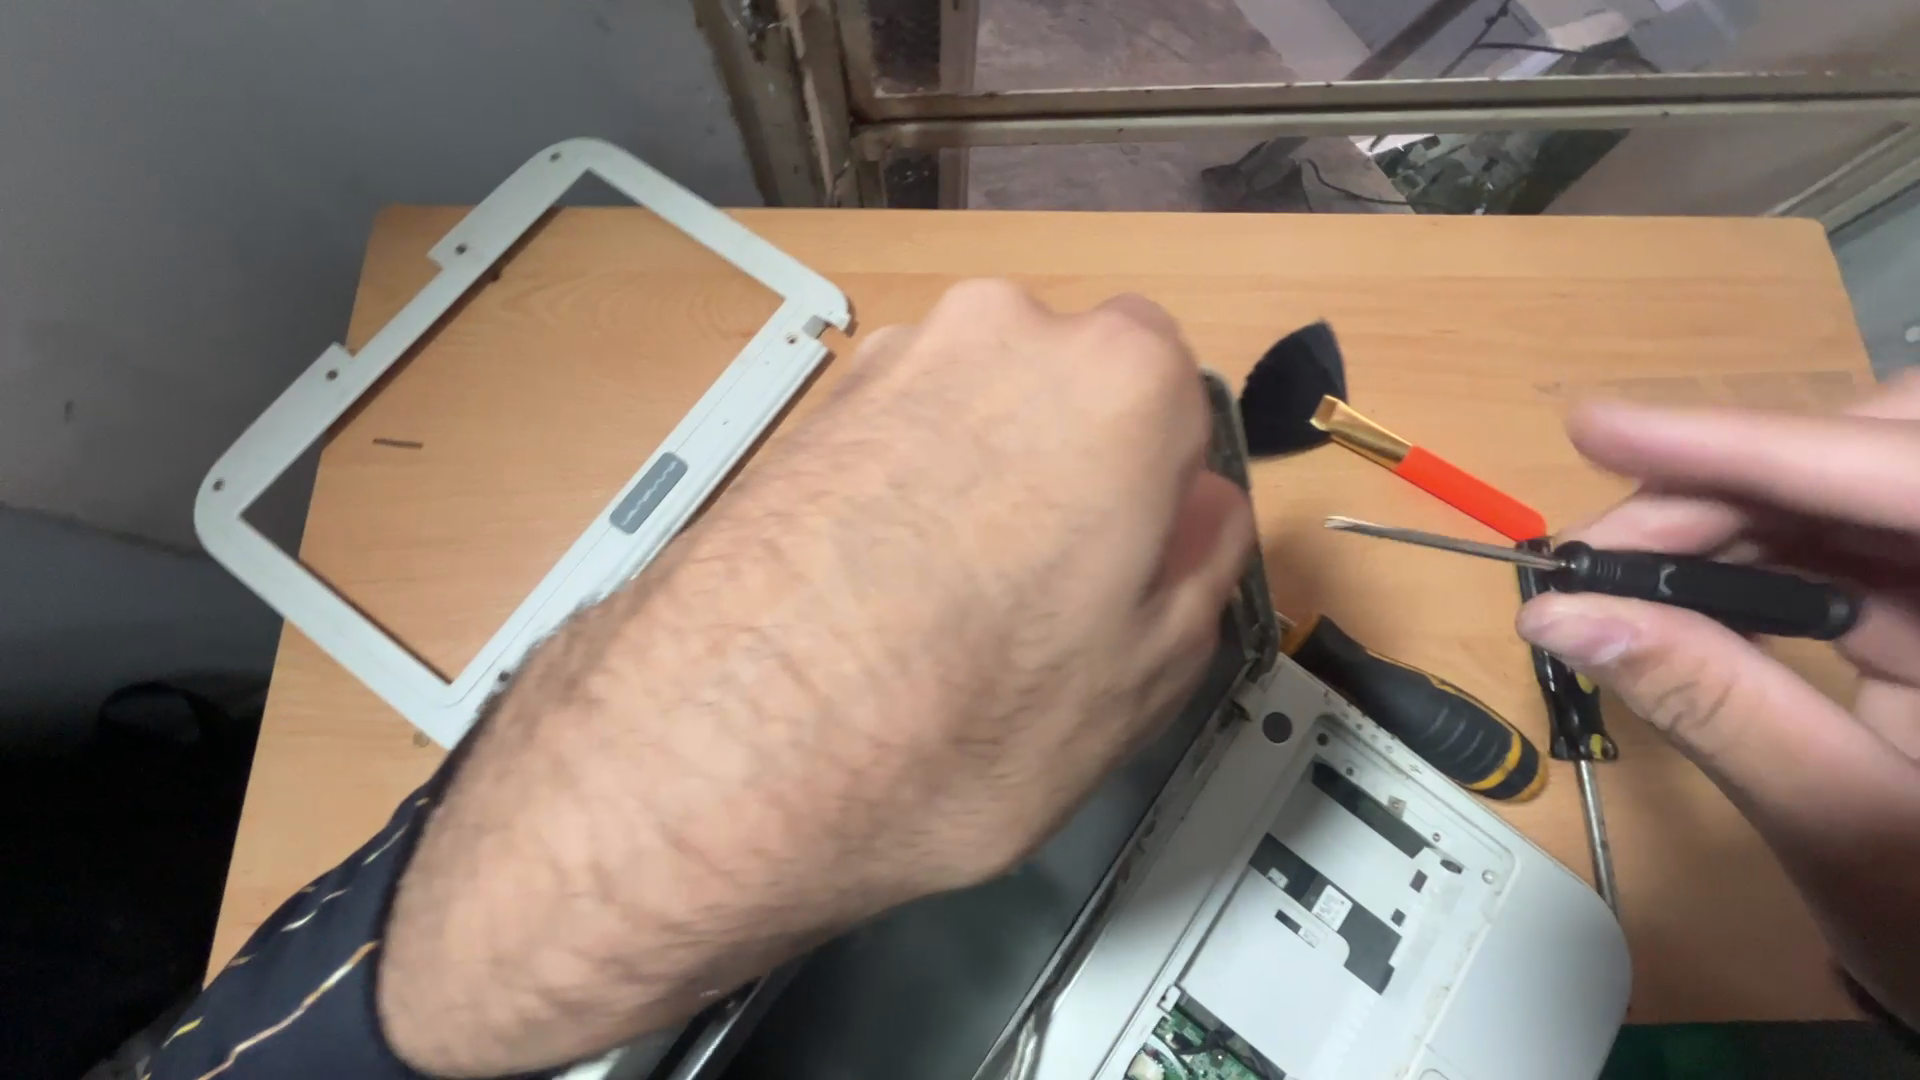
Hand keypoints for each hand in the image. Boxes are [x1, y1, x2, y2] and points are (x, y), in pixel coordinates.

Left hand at [377, 280, 1253, 1073]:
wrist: (719, 752)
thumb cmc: (958, 720)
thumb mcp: (1148, 672)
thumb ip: (1201, 565)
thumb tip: (1193, 516)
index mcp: (1117, 382)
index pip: (1179, 405)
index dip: (1159, 490)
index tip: (1129, 559)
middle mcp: (1001, 335)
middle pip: (1075, 397)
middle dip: (1075, 473)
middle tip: (1043, 587)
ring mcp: (892, 361)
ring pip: (984, 411)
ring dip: (986, 482)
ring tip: (950, 599)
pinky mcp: (811, 407)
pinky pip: (902, 434)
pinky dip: (908, 490)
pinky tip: (884, 584)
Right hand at [1516, 372, 1919, 1024]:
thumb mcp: (1840, 824)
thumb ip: (1708, 705)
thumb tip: (1557, 616)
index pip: (1919, 487)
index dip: (1757, 450)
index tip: (1601, 430)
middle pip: (1888, 454)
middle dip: (1728, 480)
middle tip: (1604, 544)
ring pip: (1844, 490)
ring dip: (1710, 518)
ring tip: (1610, 571)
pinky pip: (1832, 540)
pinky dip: (1730, 554)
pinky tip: (1667, 585)